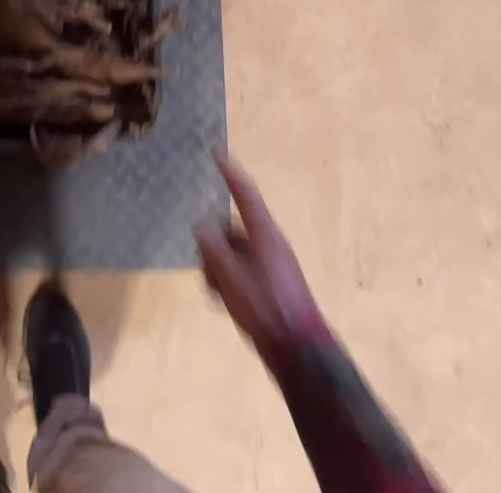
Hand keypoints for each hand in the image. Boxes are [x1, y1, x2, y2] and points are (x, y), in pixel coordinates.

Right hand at [195, 149, 323, 361]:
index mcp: (264, 233)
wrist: (299, 349)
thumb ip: (215, 250)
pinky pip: (241, 269)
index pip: (244, 193)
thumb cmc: (267, 309)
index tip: (215, 151)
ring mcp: (270, 262)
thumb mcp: (233, 279)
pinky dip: (228, 281)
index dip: (229, 171)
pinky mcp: (270, 281)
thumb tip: (201, 225)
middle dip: (213, 246)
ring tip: (217, 294)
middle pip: (230, 228)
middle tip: (207, 271)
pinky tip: (225, 303)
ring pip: (232, 251)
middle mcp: (268, 242)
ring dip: (218, 268)